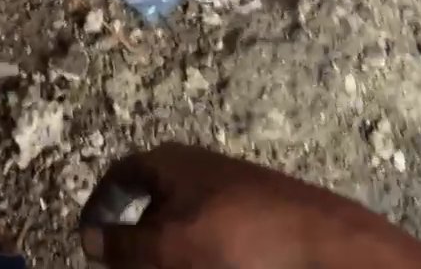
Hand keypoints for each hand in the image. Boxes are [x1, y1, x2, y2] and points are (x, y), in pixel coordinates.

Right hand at [80, 144, 420, 268]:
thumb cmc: (238, 240)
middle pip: (154, 204)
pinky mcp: (264, 221)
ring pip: (188, 228)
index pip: (120, 175)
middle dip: (139, 244)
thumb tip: (90, 241)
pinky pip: (220, 242)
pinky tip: (206, 266)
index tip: (89, 240)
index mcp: (168, 162)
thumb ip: (125, 246)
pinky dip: (204, 256)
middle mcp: (197, 170)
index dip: (100, 207)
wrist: (332, 249)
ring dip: (172, 255)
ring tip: (170, 268)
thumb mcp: (169, 247)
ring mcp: (234, 194)